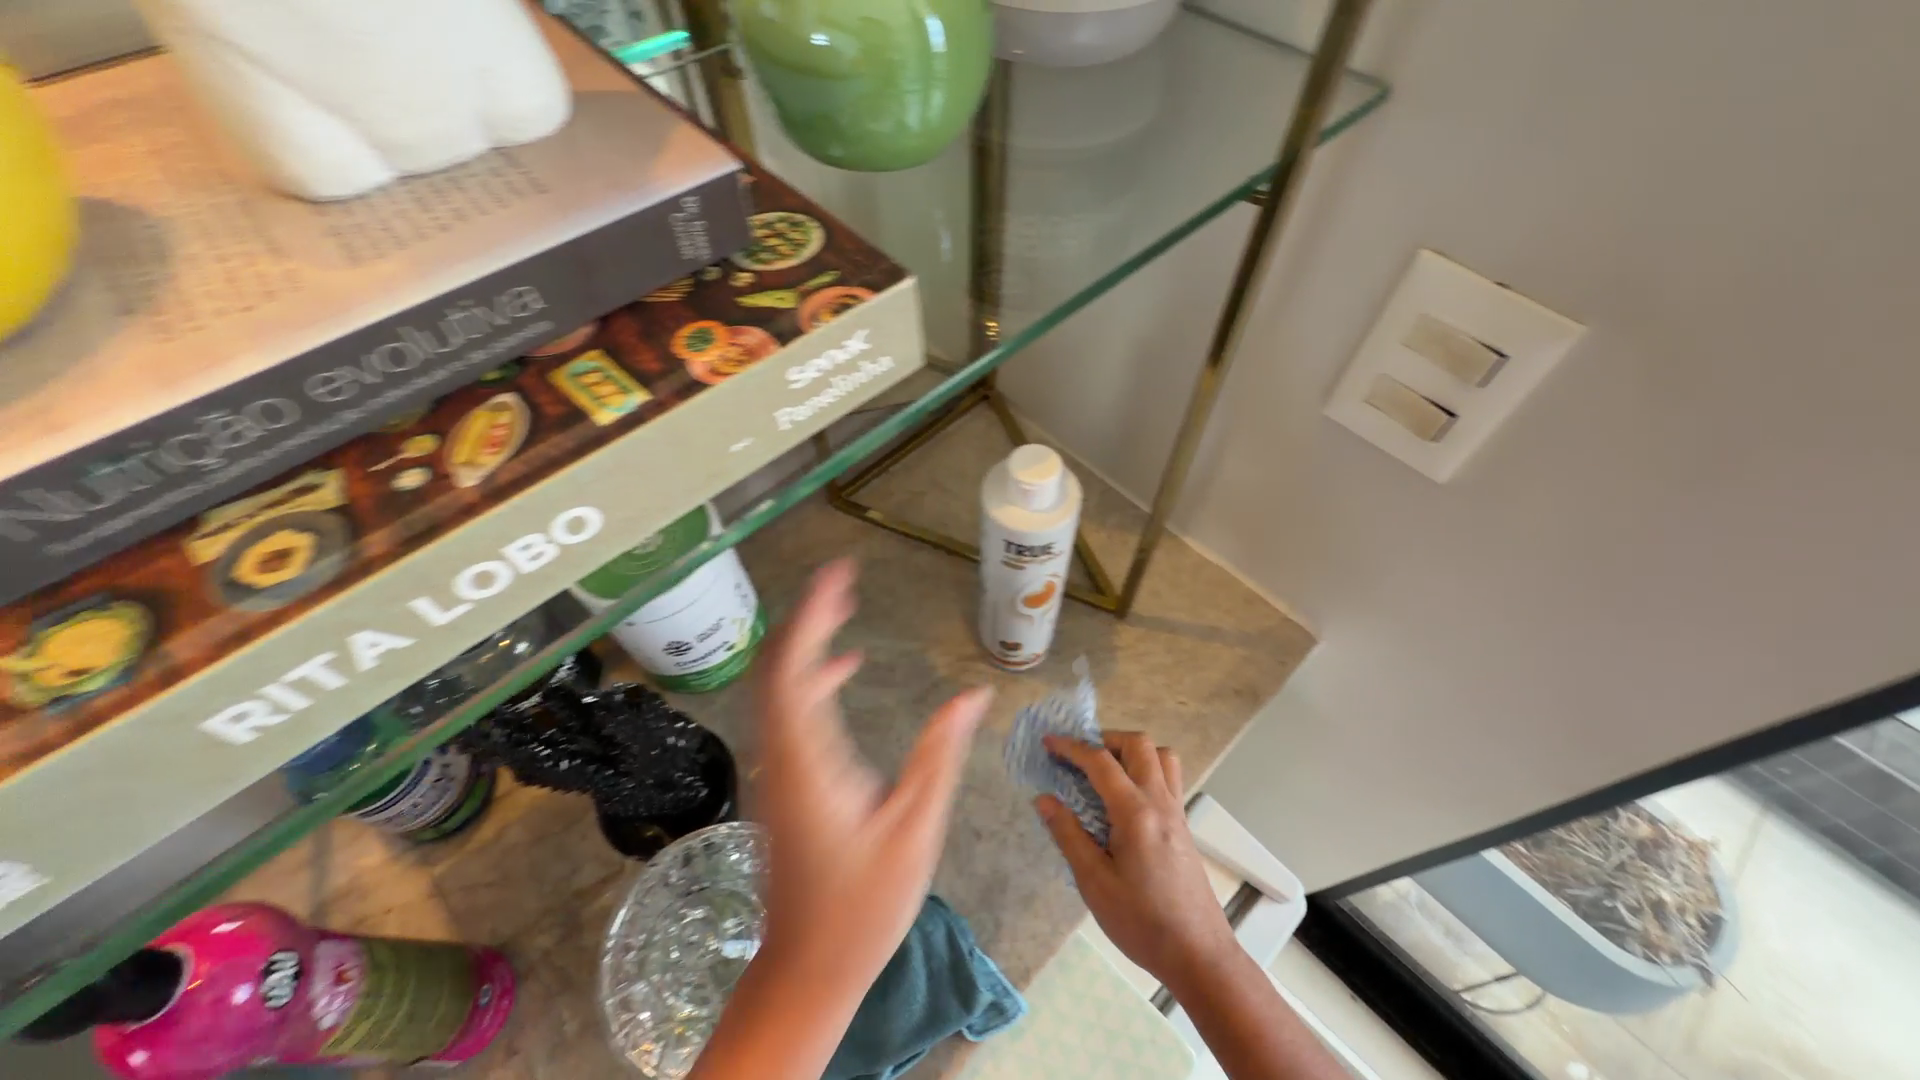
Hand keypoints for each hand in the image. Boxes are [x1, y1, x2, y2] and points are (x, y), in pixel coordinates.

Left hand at [752, 559, 993, 988]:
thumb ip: (940, 754)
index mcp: (809, 762)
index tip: (838, 575)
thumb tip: (972, 696)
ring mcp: (775, 771)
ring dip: (805, 646)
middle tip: (841, 581)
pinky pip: (785, 714)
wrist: (808, 966)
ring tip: (843, 611)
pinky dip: (808, 682)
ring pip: (776, 690)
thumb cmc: (864, 904)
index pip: (795, 669)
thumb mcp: (915, 827)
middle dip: (806, 618)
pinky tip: (841, 673)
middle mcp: (780, 757)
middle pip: (776, 669)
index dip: (813, 616)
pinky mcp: (781, 785)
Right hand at [1037, 732, 1236, 993]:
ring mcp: (1177, 814)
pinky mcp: (1184, 828)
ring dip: (1131, 752)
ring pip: (1161, 757)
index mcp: (1136, 813)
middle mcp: (1161, 803)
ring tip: (1103, 772)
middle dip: (1105, 739)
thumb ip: (1068, 835)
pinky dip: (1144, 771)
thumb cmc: (1141, 922)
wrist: (1198, 955)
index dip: (1071, 747)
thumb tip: (1044, 799)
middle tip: (1078, 757)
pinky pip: (1168, 779)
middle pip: (1139, 745)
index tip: (1047, 742)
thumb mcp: (1094, 883)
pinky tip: (1123, 800)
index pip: (1101, 762)